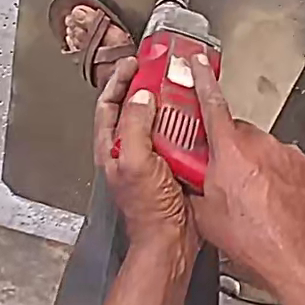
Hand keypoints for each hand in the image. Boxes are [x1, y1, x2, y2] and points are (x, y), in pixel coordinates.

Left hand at [94, 57, 196, 254]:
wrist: (172, 240)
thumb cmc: (148, 212)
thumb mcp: (135, 162)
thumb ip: (134, 126)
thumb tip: (141, 97)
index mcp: (112, 147)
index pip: (108, 104)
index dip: (119, 80)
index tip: (134, 64)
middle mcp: (130, 149)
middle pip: (133, 106)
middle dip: (146, 84)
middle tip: (160, 68)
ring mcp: (152, 156)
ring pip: (158, 118)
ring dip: (169, 101)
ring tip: (179, 85)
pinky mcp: (174, 162)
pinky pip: (179, 133)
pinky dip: (186, 120)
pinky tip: (196, 113)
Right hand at [189, 59, 304, 296]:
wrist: (302, 260)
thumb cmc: (257, 243)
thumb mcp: (206, 218)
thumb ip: (193, 188)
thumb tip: (186, 183)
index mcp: (231, 152)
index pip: (212, 103)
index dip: (202, 79)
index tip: (198, 63)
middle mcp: (261, 146)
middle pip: (238, 133)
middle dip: (229, 149)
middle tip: (225, 176)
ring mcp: (288, 154)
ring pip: (264, 150)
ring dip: (256, 166)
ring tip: (255, 199)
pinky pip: (287, 163)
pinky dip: (279, 177)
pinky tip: (276, 202)